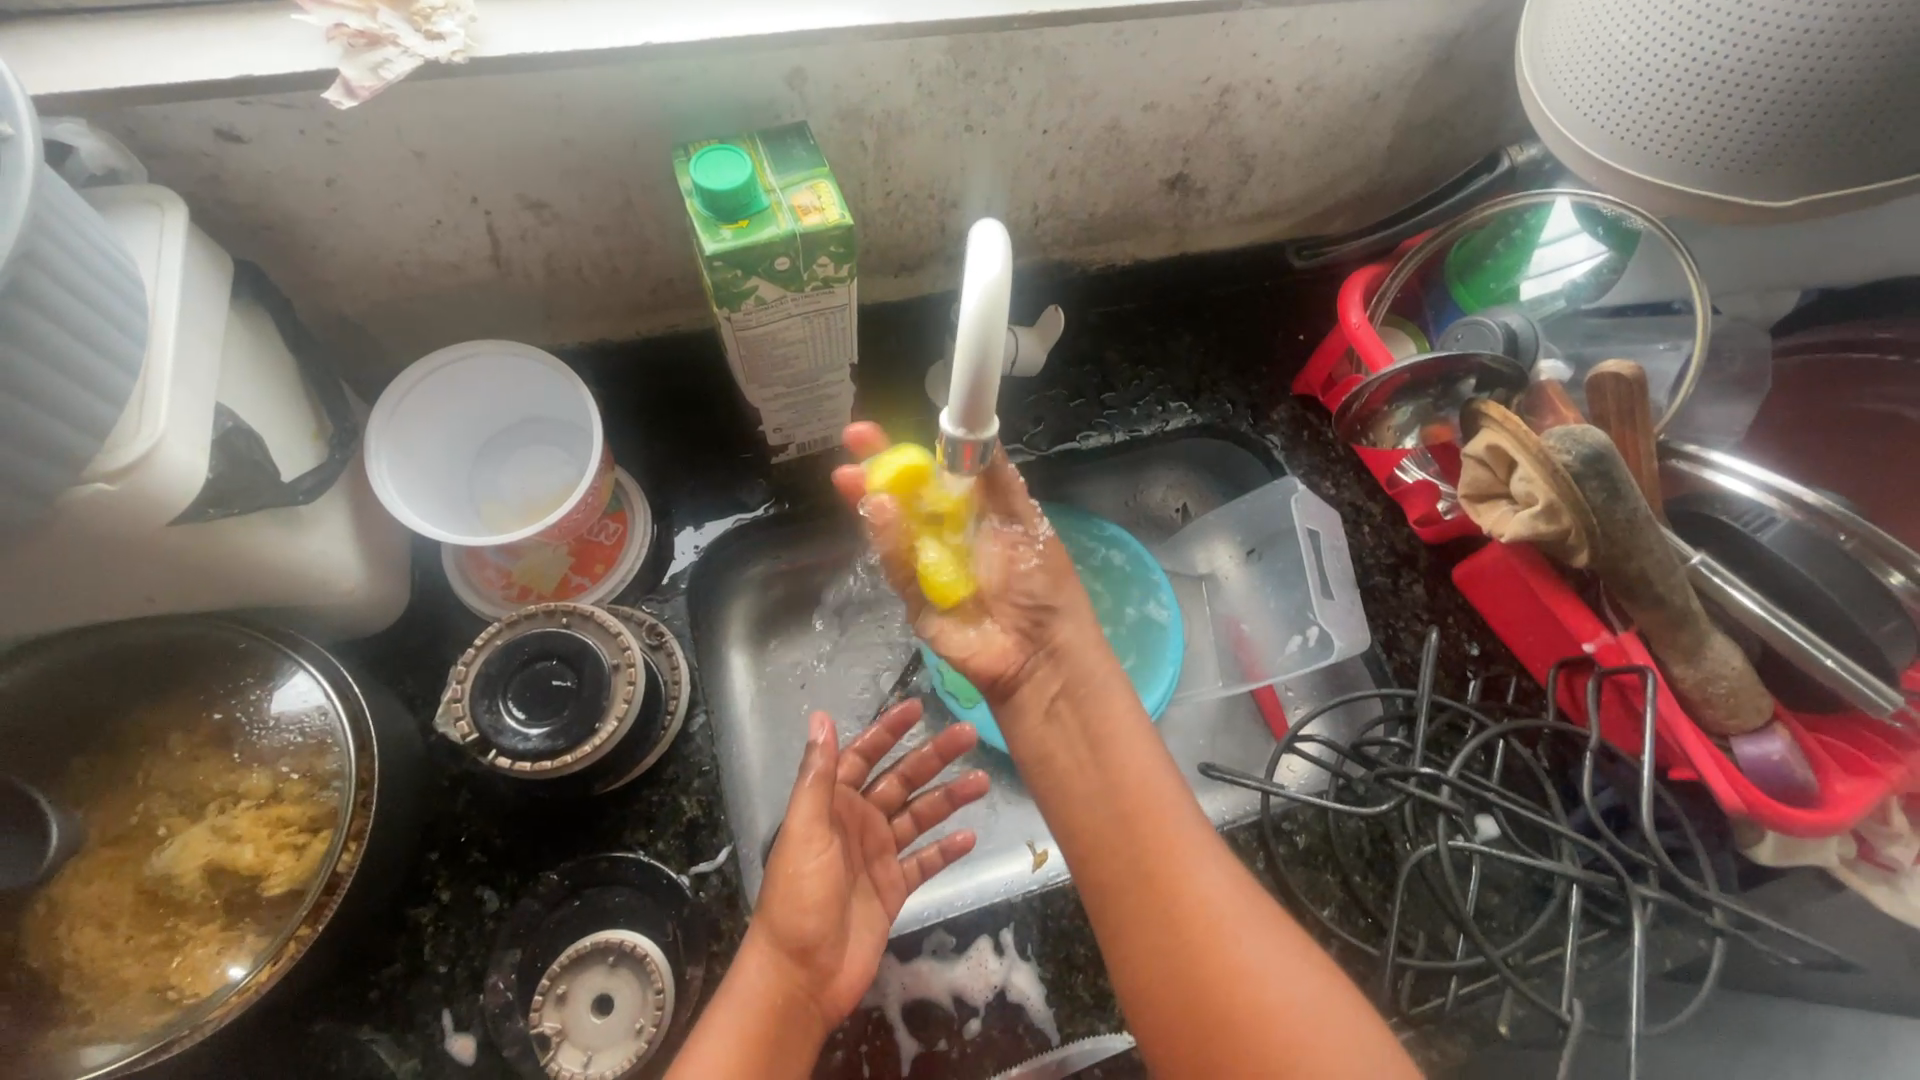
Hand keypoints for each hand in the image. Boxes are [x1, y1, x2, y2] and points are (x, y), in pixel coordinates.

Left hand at [748, 699, 988, 1031]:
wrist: (801, 974)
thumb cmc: (798, 896)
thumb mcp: (805, 829)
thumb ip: (818, 774)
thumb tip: (821, 717)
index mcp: (832, 804)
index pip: (863, 755)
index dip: (888, 730)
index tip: (917, 706)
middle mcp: (857, 822)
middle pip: (901, 780)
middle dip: (932, 756)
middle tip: (968, 734)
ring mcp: (877, 856)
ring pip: (919, 817)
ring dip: (948, 798)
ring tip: (982, 781)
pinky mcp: (893, 889)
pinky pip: (925, 861)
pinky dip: (946, 849)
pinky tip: (971, 837)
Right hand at [830, 421, 1107, 704]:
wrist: (1043, 652)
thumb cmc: (1043, 583)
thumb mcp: (1025, 520)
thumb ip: (998, 477)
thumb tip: (975, 429)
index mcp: (973, 511)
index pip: (933, 471)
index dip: (910, 448)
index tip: (888, 427)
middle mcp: (945, 535)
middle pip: (903, 495)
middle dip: (876, 467)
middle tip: (852, 439)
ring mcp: (925, 568)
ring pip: (891, 528)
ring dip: (870, 498)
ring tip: (852, 474)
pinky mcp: (914, 600)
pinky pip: (896, 567)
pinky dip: (887, 540)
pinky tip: (879, 510)